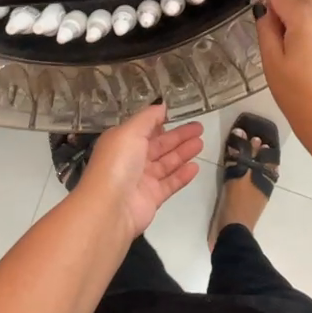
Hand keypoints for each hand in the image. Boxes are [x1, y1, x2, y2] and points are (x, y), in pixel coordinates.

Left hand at [72, 104, 204, 236]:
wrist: (110, 207)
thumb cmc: (118, 163)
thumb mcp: (130, 131)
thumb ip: (148, 117)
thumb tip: (162, 105)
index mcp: (122, 141)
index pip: (145, 128)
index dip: (161, 121)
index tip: (179, 113)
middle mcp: (131, 159)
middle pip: (159, 145)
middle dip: (178, 136)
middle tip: (199, 128)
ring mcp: (142, 179)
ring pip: (167, 163)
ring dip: (183, 153)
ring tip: (201, 143)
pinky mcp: (152, 197)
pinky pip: (170, 183)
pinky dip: (182, 175)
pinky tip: (195, 167)